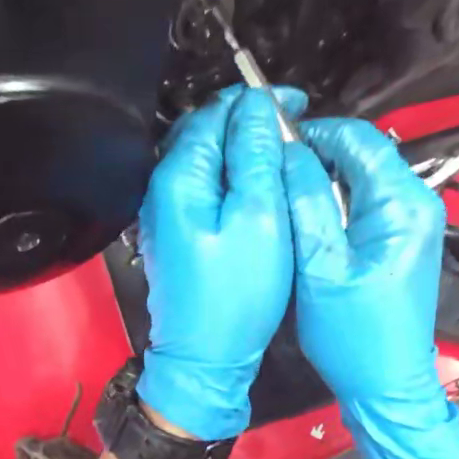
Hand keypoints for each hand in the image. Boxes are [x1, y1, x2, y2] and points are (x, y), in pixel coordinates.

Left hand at [135, 87, 305, 439]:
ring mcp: (170, 212)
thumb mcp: (259, 219)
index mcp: (180, 177)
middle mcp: (165, 188)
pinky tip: (261, 187)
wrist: (205, 358)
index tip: (294, 102)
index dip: (259, 101)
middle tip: (293, 124)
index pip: (218, 113)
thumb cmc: (234, 298)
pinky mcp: (181, 234)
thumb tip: (258, 110)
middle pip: (209, 131)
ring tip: (282, 151)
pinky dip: (236, 178)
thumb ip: (258, 158)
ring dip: (245, 149)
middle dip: (251, 120)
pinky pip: (209, 188)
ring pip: (210, 160)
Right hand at [282, 119, 458, 458]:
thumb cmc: (358, 339)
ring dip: (321, 183)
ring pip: (358, 179)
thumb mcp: (320, 266)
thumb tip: (288, 152)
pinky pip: (362, 206)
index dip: (312, 133)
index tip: (274, 145)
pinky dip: (333, 206)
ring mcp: (410, 224)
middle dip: (314, 158)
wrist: (387, 385)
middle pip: (360, 155)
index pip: (357, 137)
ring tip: (286, 201)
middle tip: (274, 177)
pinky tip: (309, 225)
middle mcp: (415, 206)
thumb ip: (305, 201)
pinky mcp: (399, 242)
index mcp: (402, 204)